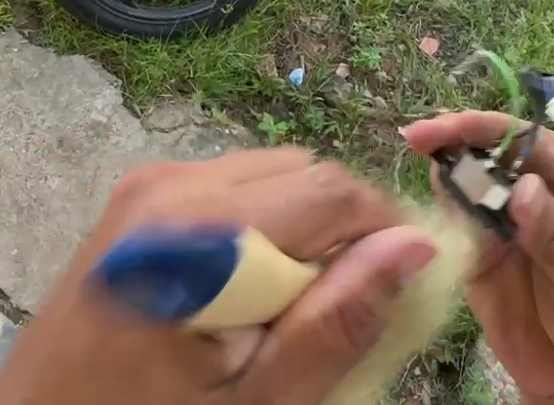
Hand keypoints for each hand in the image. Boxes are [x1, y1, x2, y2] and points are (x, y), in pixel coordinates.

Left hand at [0, 148, 436, 404]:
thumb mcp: (255, 403)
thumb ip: (339, 320)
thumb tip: (416, 244)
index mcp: (199, 226)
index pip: (330, 189)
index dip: (382, 227)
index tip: (404, 282)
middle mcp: (173, 180)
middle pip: (302, 173)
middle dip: (342, 229)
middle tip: (342, 307)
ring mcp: (149, 183)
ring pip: (271, 173)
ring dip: (303, 225)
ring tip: (290, 305)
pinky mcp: (137, 197)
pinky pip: (232, 185)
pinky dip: (263, 222)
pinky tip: (246, 286)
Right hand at [403, 112, 553, 404]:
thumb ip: (553, 230)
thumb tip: (521, 186)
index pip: (529, 141)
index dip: (490, 129)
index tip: (454, 125)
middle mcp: (532, 188)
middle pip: (491, 151)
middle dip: (457, 136)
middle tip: (420, 135)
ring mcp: (501, 217)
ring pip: (468, 178)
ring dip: (443, 165)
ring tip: (418, 151)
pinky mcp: (475, 249)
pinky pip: (453, 219)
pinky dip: (438, 206)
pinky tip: (427, 196)